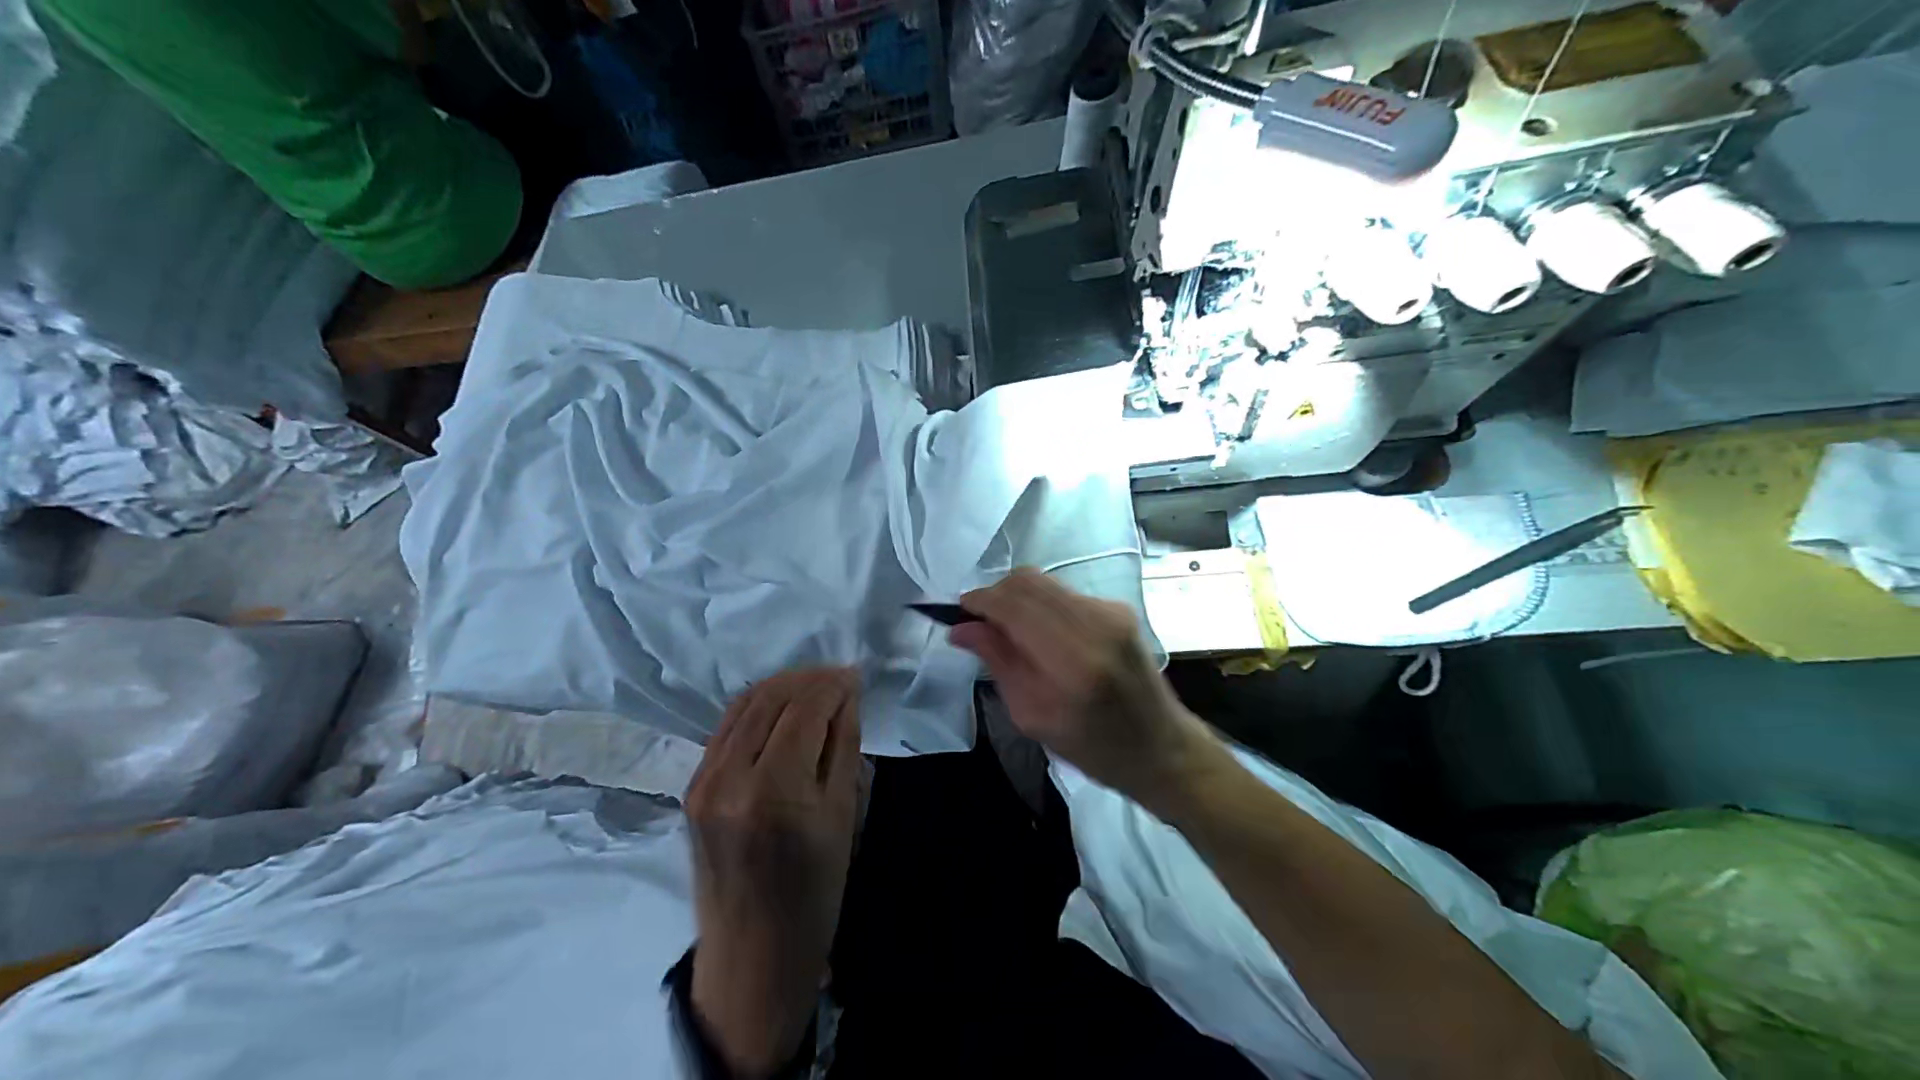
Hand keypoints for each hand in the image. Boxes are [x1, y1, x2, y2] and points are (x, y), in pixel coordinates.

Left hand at [686, 668, 862, 1077]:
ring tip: (814, 685)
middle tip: (839, 676)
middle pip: (770, 699)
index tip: (855, 675)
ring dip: (782, 687)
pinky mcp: (691, 788)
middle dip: (808, 679)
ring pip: (743, 706)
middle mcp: (728, 777)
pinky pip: (726, 729)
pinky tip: (782, 708)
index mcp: (773, 791)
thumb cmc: (814, 895)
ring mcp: (702, 781)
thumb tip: (846, 695)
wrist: (752, 955)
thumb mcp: (842, 818)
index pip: (804, 710)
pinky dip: (757, 709)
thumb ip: (842, 747)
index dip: (832, 685)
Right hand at [950, 568, 1224, 811]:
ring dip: (1017, 597)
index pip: (1014, 604)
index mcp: (1072, 660)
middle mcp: (1095, 623)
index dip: (981, 601)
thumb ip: (998, 663)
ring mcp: (1111, 611)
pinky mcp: (1119, 609)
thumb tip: (962, 628)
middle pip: (1028, 581)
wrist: (1160, 747)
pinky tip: (1039, 632)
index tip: (960, 612)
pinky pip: (1065, 593)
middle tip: (980, 622)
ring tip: (1006, 628)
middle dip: (996, 594)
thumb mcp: (1033, 716)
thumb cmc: (1093, 747)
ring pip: (1045, 582)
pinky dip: (1042, 604)